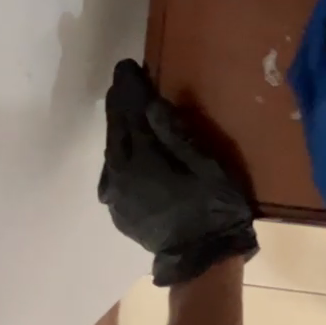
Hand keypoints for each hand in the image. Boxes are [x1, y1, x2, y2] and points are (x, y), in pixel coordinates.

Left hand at [99, 59, 257, 285]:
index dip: (130, 89)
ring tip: (126, 110)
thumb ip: (176, 134)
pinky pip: (114, 173)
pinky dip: (120, 154)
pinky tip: (129, 149)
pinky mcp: (119, 210)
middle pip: (115, 131)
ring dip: (118, 129)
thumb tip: (150, 103)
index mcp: (141, 160)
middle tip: (124, 80)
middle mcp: (118, 176)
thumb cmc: (213, 205)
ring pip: (112, 153)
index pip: (130, 114)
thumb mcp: (206, 164)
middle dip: (120, 104)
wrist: (203, 258)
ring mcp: (115, 196)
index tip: (127, 66)